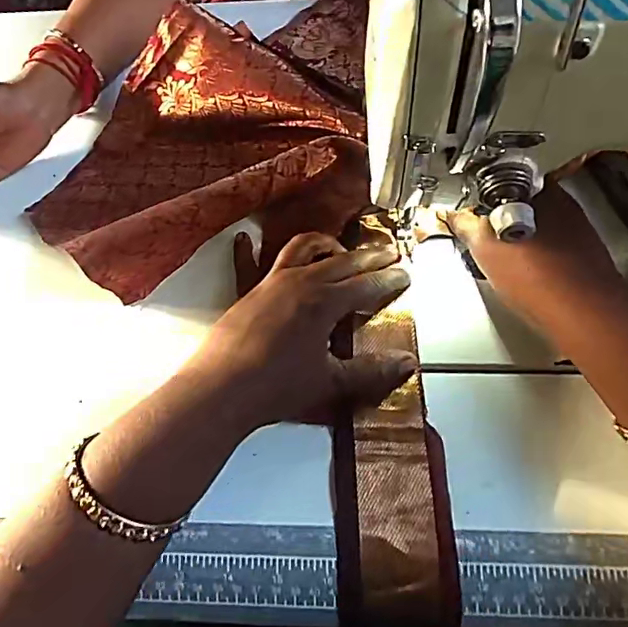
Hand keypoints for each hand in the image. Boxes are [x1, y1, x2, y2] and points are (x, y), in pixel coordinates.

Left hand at [182, 234, 415, 433]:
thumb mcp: (331, 382)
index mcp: (324, 301)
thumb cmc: (275, 387)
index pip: (366, 285)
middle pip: (342, 262)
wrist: (221, 387)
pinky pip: (252, 261)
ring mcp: (271, 282)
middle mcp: (300, 282)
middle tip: (388, 254)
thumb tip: (406, 363)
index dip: (389, 279)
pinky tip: (246, 238)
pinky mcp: (248, 290)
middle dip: (369, 258)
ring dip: (325, 245)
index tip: (404, 273)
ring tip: (339, 248)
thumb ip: (371, 372)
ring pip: (303, 249)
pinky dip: (252, 249)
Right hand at [445, 185, 627, 340]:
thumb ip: (465, 225)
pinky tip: (528, 276)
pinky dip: (539, 259)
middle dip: (502, 219)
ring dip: (521, 239)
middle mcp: (563, 204)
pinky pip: (554, 249)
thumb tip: (456, 218)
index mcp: (538, 189)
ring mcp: (578, 230)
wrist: (582, 314)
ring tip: (505, 262)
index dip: (483, 199)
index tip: (472, 214)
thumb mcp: (483, 246)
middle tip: (485, 240)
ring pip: (538, 227)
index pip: (502, 182)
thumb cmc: (539, 276)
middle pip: (521, 204)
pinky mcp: (586, 256)